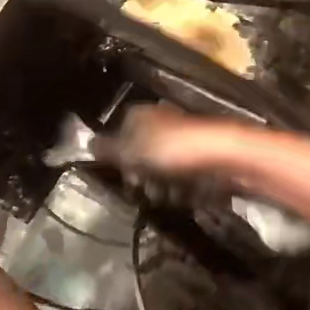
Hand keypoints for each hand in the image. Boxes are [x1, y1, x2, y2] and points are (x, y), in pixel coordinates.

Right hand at [100, 106, 265, 178]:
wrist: (223, 157)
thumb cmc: (172, 149)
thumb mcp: (131, 150)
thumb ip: (108, 148)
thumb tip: (85, 142)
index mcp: (143, 115)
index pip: (120, 135)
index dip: (120, 159)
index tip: (124, 175)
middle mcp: (163, 123)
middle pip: (142, 158)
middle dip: (144, 179)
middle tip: (148, 188)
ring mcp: (184, 142)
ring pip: (163, 173)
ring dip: (165, 189)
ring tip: (173, 193)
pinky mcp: (202, 160)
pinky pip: (184, 180)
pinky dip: (186, 190)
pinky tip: (190, 194)